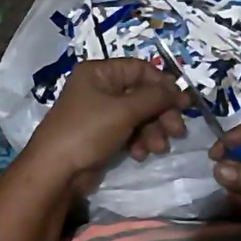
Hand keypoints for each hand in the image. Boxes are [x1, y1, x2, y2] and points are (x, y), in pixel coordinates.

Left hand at [27, 59, 187, 190]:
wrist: (57, 170)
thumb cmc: (88, 131)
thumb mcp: (124, 110)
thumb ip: (155, 97)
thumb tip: (178, 89)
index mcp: (99, 72)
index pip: (140, 69)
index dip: (163, 85)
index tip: (183, 103)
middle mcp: (99, 88)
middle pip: (141, 94)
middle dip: (160, 113)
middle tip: (177, 131)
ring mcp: (100, 113)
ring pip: (138, 116)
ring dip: (152, 131)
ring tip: (157, 148)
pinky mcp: (102, 135)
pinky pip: (128, 132)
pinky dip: (138, 141)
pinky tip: (139, 154)